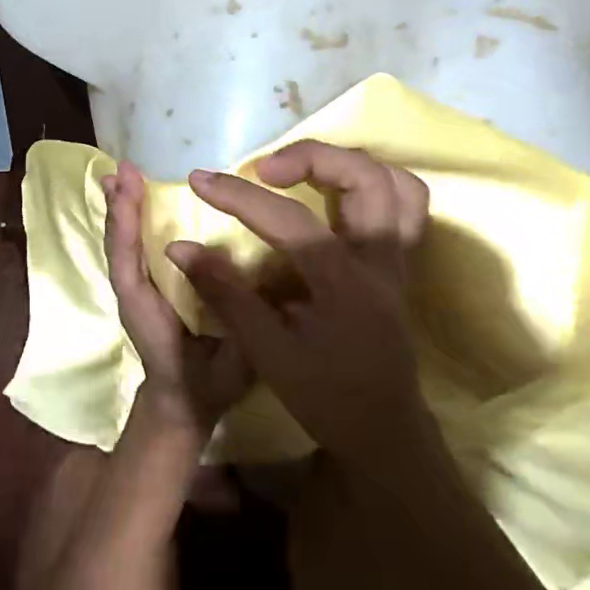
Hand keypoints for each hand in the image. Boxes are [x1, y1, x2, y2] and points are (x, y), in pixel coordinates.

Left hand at [104, 161, 251, 431]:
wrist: (185, 405)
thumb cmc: (209, 383)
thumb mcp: (232, 359)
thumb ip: (235, 322)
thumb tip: (242, 275)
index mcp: (149, 311)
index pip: (129, 264)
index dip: (127, 225)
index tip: (128, 187)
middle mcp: (135, 295)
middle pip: (119, 247)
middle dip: (120, 206)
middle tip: (123, 169)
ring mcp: (136, 291)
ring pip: (122, 246)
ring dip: (121, 209)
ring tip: (121, 175)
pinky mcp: (145, 287)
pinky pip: (133, 250)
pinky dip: (130, 221)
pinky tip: (136, 200)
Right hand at [168, 143, 435, 463]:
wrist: (383, 432)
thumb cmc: (324, 396)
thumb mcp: (267, 352)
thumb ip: (226, 295)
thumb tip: (182, 248)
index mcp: (344, 283)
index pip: (289, 220)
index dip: (239, 196)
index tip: (199, 180)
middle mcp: (380, 260)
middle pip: (363, 178)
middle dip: (311, 157)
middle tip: (266, 169)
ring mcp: (399, 259)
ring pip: (397, 183)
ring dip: (349, 163)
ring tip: (305, 170)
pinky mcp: (403, 263)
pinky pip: (407, 204)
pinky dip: (376, 183)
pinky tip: (341, 192)